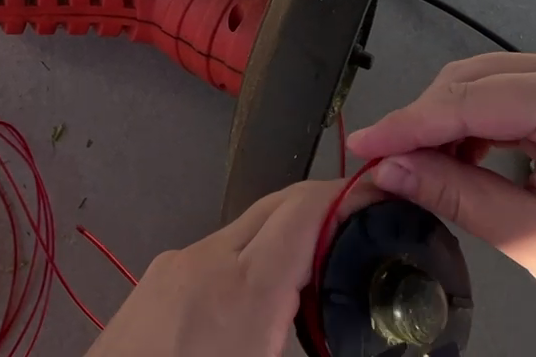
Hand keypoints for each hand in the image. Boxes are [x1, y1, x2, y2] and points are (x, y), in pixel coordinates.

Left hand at [85, 179, 369, 356]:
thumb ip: (309, 341)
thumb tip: (337, 332)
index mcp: (244, 290)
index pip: (304, 210)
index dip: (346, 194)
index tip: (382, 196)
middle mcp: (207, 258)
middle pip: (277, 205)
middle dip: (323, 207)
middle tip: (364, 229)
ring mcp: (175, 262)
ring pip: (244, 228)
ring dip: (284, 236)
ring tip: (320, 272)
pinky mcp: (154, 277)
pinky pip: (215, 252)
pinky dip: (249, 258)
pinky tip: (260, 301)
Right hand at [346, 50, 535, 356]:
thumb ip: (456, 194)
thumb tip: (389, 166)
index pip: (468, 100)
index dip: (407, 123)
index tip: (361, 145)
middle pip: (471, 81)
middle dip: (424, 122)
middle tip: (382, 163)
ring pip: (482, 85)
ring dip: (445, 123)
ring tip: (417, 166)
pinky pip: (506, 96)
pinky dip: (473, 125)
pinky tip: (457, 157)